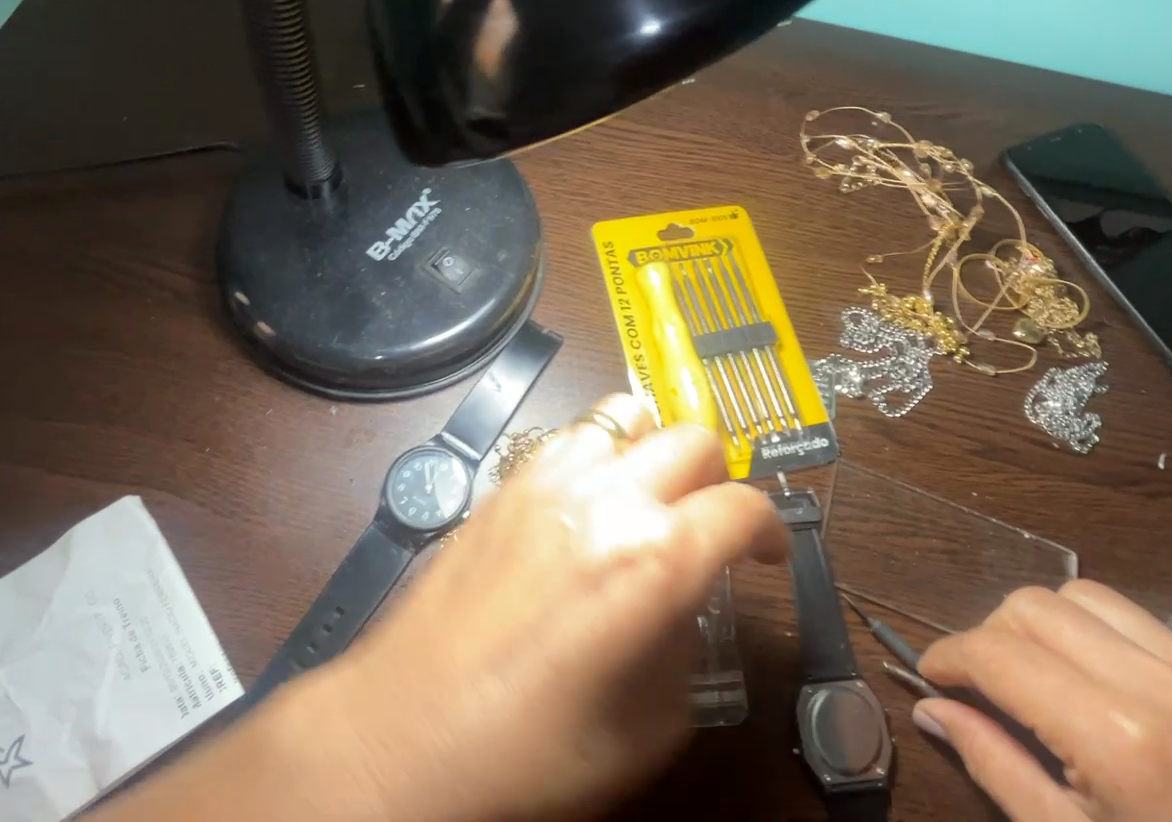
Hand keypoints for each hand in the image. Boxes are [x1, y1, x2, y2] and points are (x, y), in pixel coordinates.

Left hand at [108, 395, 787, 821]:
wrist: (402, 733)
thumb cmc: (529, 754)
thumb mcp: (647, 727)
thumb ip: (687, 645)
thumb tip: (690, 600)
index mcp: (652, 559)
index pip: (742, 507)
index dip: (769, 530)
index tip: (765, 555)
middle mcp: (605, 498)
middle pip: (693, 439)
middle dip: (717, 479)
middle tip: (709, 525)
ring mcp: (547, 480)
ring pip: (627, 416)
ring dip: (654, 451)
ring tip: (649, 496)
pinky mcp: (503, 484)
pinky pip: (569, 436)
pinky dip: (598, 451)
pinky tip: (588, 497)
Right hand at [912, 580, 1171, 821]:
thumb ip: (998, 769)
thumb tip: (932, 710)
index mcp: (1121, 741)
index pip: (998, 653)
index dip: (948, 657)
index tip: (932, 677)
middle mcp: (1168, 687)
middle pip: (1035, 604)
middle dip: (990, 634)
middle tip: (983, 683)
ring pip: (1087, 596)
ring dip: (1043, 626)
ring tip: (1039, 676)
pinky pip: (1146, 625)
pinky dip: (1101, 640)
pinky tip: (1105, 690)